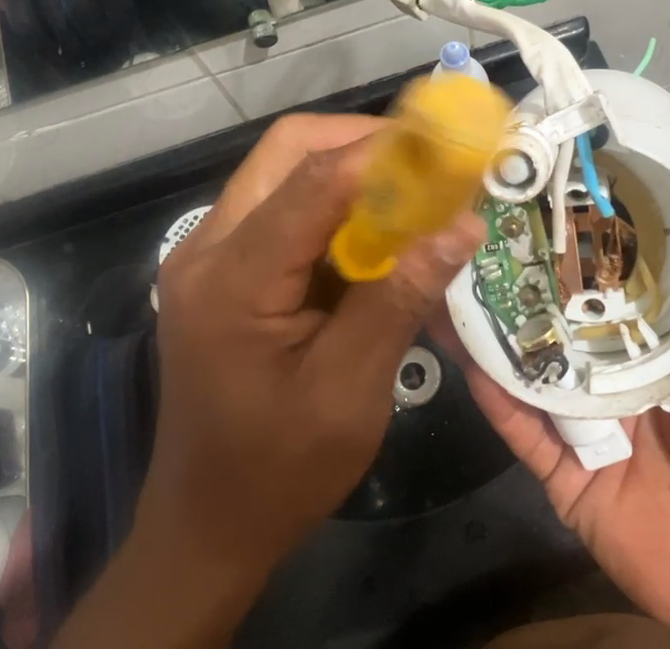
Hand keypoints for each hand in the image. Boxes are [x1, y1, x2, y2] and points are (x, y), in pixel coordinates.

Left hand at [53, 114, 486, 648]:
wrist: (207, 525)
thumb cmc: (278, 469)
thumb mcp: (349, 390)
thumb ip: (399, 299)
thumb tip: (463, 224)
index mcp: (232, 278)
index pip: (314, 180)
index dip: (386, 151)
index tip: (451, 144)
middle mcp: (207, 248)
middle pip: (287, 152)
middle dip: (364, 144)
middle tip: (430, 167)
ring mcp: (208, 257)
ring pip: (284, 173)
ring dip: (351, 172)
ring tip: (415, 195)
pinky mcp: (222, 273)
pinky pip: (282, 210)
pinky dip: (334, 206)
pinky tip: (376, 235)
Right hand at [456, 199, 669, 647]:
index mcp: (652, 345)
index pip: (608, 283)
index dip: (579, 242)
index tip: (547, 194)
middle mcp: (609, 374)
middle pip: (556, 321)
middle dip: (521, 281)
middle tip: (479, 230)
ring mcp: (580, 421)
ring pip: (528, 368)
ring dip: (493, 330)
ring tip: (454, 281)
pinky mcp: (559, 469)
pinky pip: (521, 428)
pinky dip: (494, 396)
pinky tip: (465, 356)